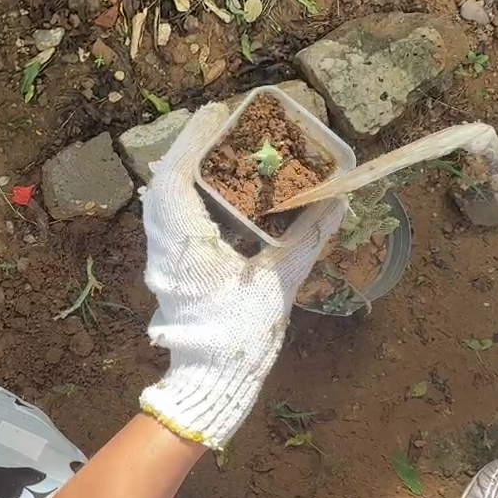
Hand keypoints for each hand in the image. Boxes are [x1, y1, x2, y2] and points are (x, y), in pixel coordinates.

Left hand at [138, 104, 344, 448]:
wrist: (208, 384)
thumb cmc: (239, 336)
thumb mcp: (278, 284)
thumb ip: (307, 239)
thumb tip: (338, 200)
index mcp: (185, 243)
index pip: (176, 175)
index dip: (193, 139)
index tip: (216, 113)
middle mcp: (163, 245)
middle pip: (165, 180)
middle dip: (191, 147)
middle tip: (223, 125)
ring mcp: (159, 258)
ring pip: (162, 198)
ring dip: (186, 169)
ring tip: (219, 150)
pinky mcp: (165, 268)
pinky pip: (168, 217)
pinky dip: (186, 194)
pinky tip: (212, 190)